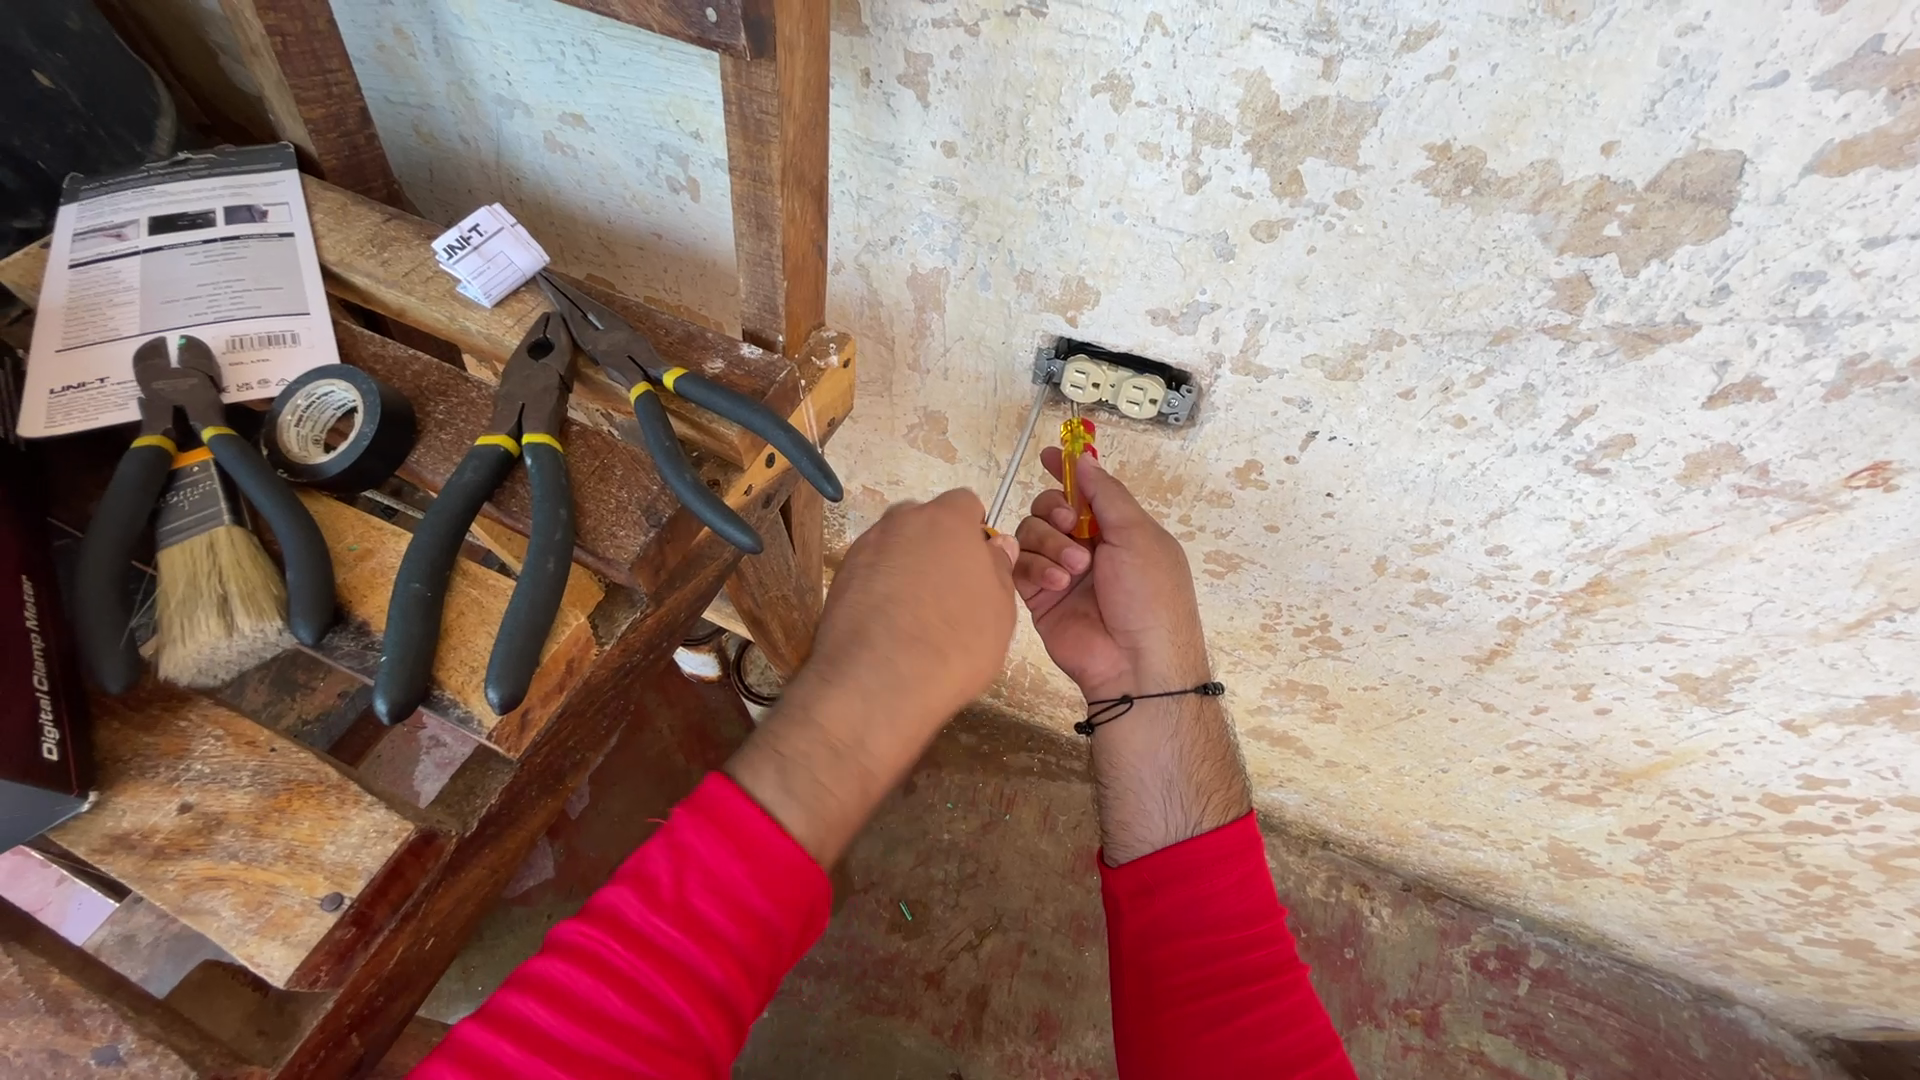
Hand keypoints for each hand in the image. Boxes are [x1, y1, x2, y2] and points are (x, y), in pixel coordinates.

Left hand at [727, 490, 1017, 866]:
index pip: (965, 503)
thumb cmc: (955, 643)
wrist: (878, 683)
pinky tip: (889, 625)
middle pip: (925, 521)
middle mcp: (901, 522)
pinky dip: (881, 588)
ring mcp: (865, 548)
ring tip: (916, 614)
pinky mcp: (840, 578)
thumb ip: (999, 569)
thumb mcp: (1000, 610)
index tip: (978, 564)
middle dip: (938, 545)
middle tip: (950, 590)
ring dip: (907, 566)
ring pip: (895, 547)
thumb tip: (998, 546)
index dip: (974, 531)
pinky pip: (870, 573)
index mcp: (946, 519)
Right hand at [1014, 448, 1208, 700]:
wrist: (1134, 663)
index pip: (1086, 491)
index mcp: (1118, 530)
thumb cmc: (1149, 594)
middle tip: (1069, 524)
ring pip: (1031, 533)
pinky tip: (1056, 585)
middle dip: (1054, 510)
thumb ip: (1106, 494)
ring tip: (1074, 571)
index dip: (1066, 471)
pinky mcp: (1037, 596)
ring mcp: (1060, 572)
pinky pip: (1020, 565)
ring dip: (1050, 545)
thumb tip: (1084, 458)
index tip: (1048, 455)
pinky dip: (1036, 569)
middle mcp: (1087, 547)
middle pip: (1049, 507)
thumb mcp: (1138, 535)